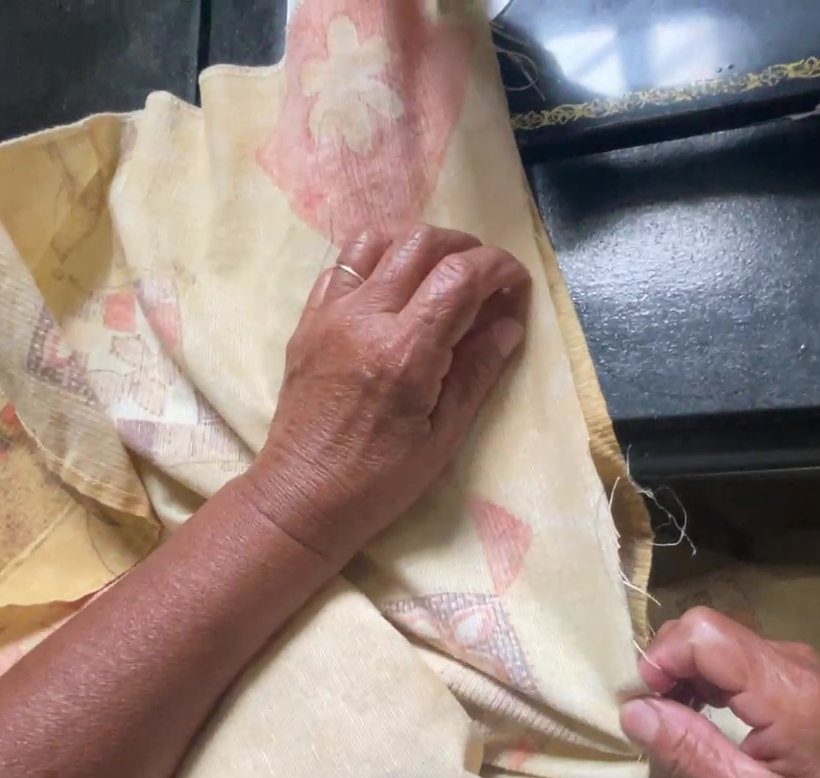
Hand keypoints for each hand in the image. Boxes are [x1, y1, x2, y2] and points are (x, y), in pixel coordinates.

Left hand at [245, 226, 532, 564]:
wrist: (302, 496)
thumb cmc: (380, 481)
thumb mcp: (444, 437)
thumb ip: (478, 372)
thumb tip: (510, 323)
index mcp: (404, 353)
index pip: (461, 276)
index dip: (499, 269)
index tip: (517, 285)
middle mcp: (364, 319)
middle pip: (422, 242)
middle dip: (466, 249)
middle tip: (485, 280)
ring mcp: (329, 314)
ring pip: (378, 239)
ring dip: (420, 245)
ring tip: (441, 275)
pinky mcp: (308, 321)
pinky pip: (344, 265)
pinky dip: (378, 262)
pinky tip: (395, 292)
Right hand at [620, 608, 819, 777]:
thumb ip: (691, 754)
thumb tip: (632, 710)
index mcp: (787, 692)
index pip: (704, 634)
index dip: (662, 660)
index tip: (646, 709)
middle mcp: (791, 662)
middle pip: (705, 628)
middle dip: (667, 665)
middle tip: (655, 721)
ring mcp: (795, 666)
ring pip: (715, 640)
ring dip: (682, 674)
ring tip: (673, 727)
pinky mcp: (794, 679)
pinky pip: (732, 659)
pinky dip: (702, 681)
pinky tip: (699, 721)